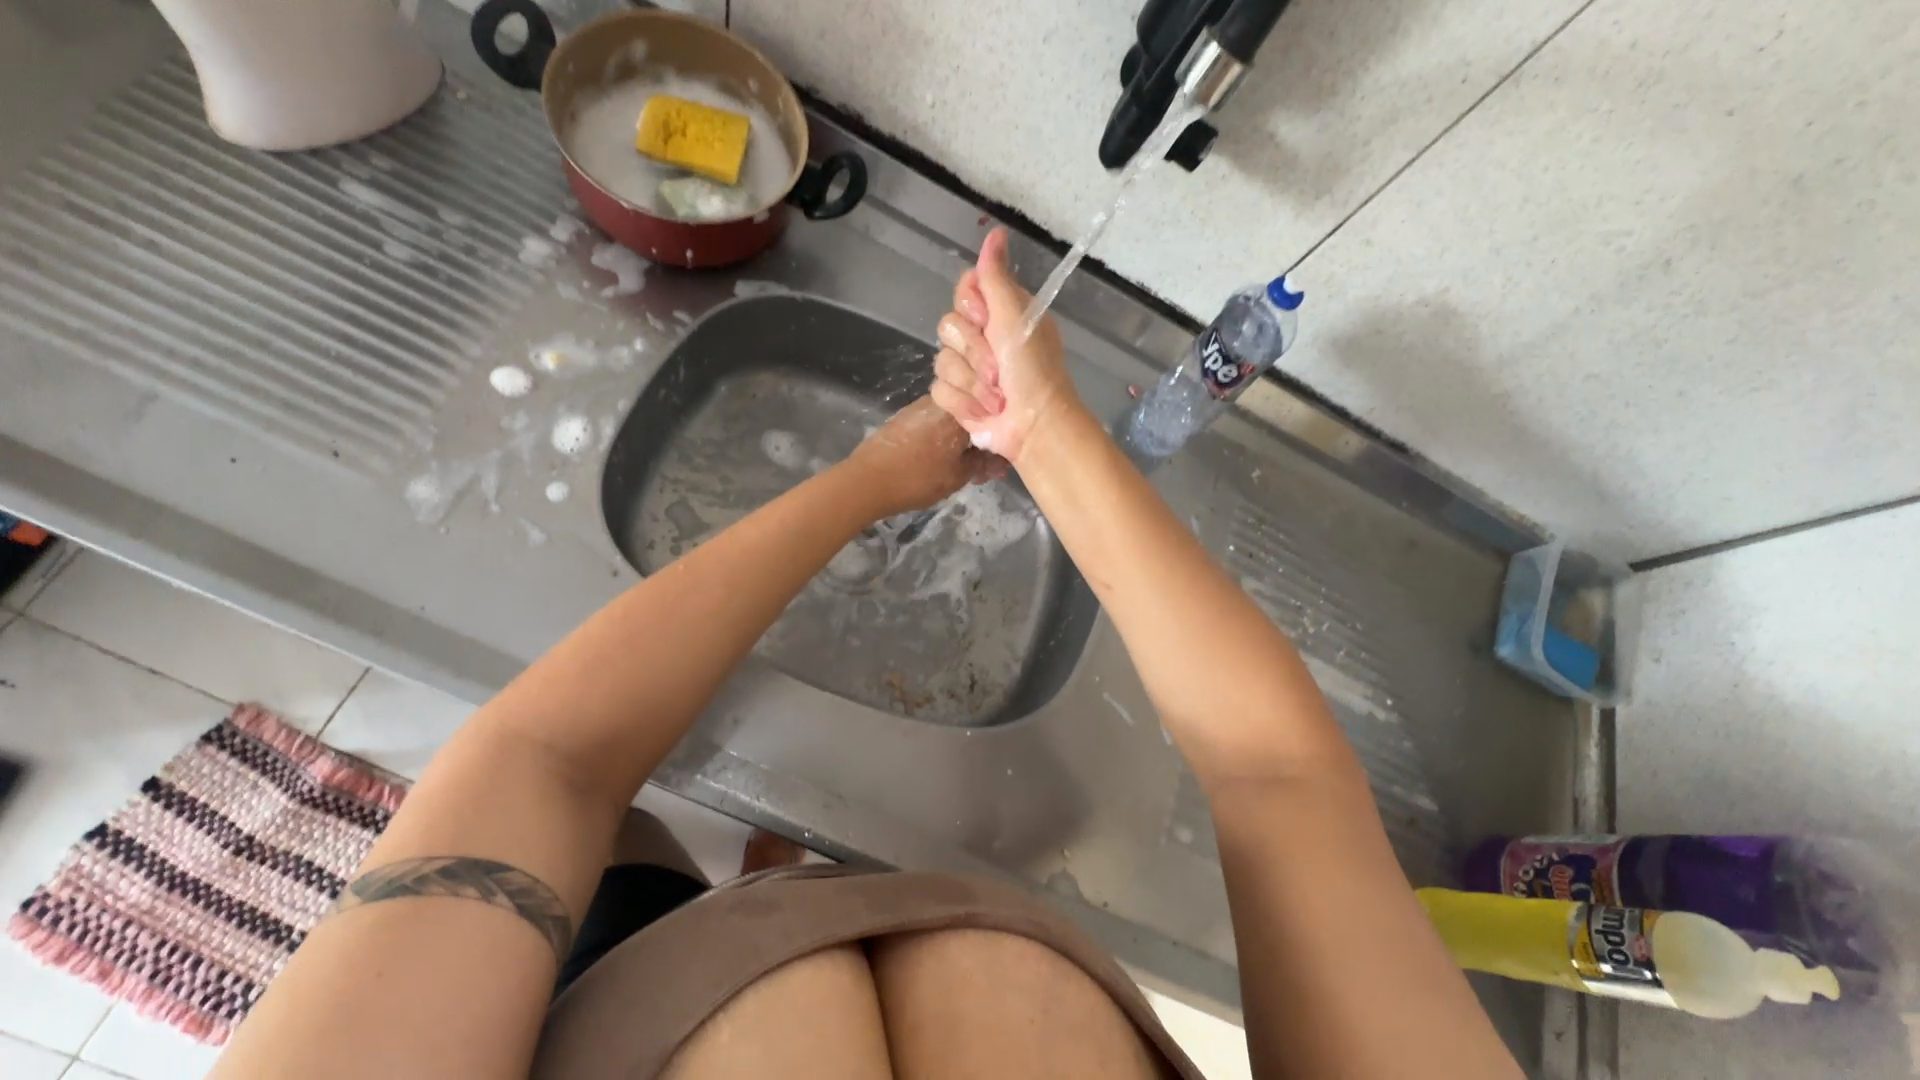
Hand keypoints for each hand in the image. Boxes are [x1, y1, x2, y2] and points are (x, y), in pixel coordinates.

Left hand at [841, 396, 1003, 518]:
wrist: (866, 481)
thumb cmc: (917, 478)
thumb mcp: (957, 476)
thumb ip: (983, 465)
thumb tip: (999, 461)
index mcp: (960, 411)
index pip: (992, 421)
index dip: (1001, 445)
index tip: (1001, 466)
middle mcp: (941, 401)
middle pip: (972, 420)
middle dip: (981, 444)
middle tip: (984, 472)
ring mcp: (920, 407)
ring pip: (953, 424)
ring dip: (962, 444)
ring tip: (962, 471)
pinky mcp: (905, 418)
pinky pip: (935, 426)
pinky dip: (944, 441)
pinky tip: (942, 461)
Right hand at [930, 227, 1086, 466]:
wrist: (1033, 426)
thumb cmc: (1032, 371)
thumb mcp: (1016, 318)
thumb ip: (996, 278)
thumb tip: (995, 232)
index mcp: (1002, 313)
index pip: (965, 289)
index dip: (970, 306)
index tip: (987, 319)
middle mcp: (984, 337)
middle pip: (947, 325)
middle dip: (973, 352)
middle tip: (998, 368)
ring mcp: (969, 369)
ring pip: (941, 360)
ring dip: (971, 383)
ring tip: (997, 395)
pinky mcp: (959, 398)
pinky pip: (940, 390)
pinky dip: (964, 403)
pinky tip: (985, 411)